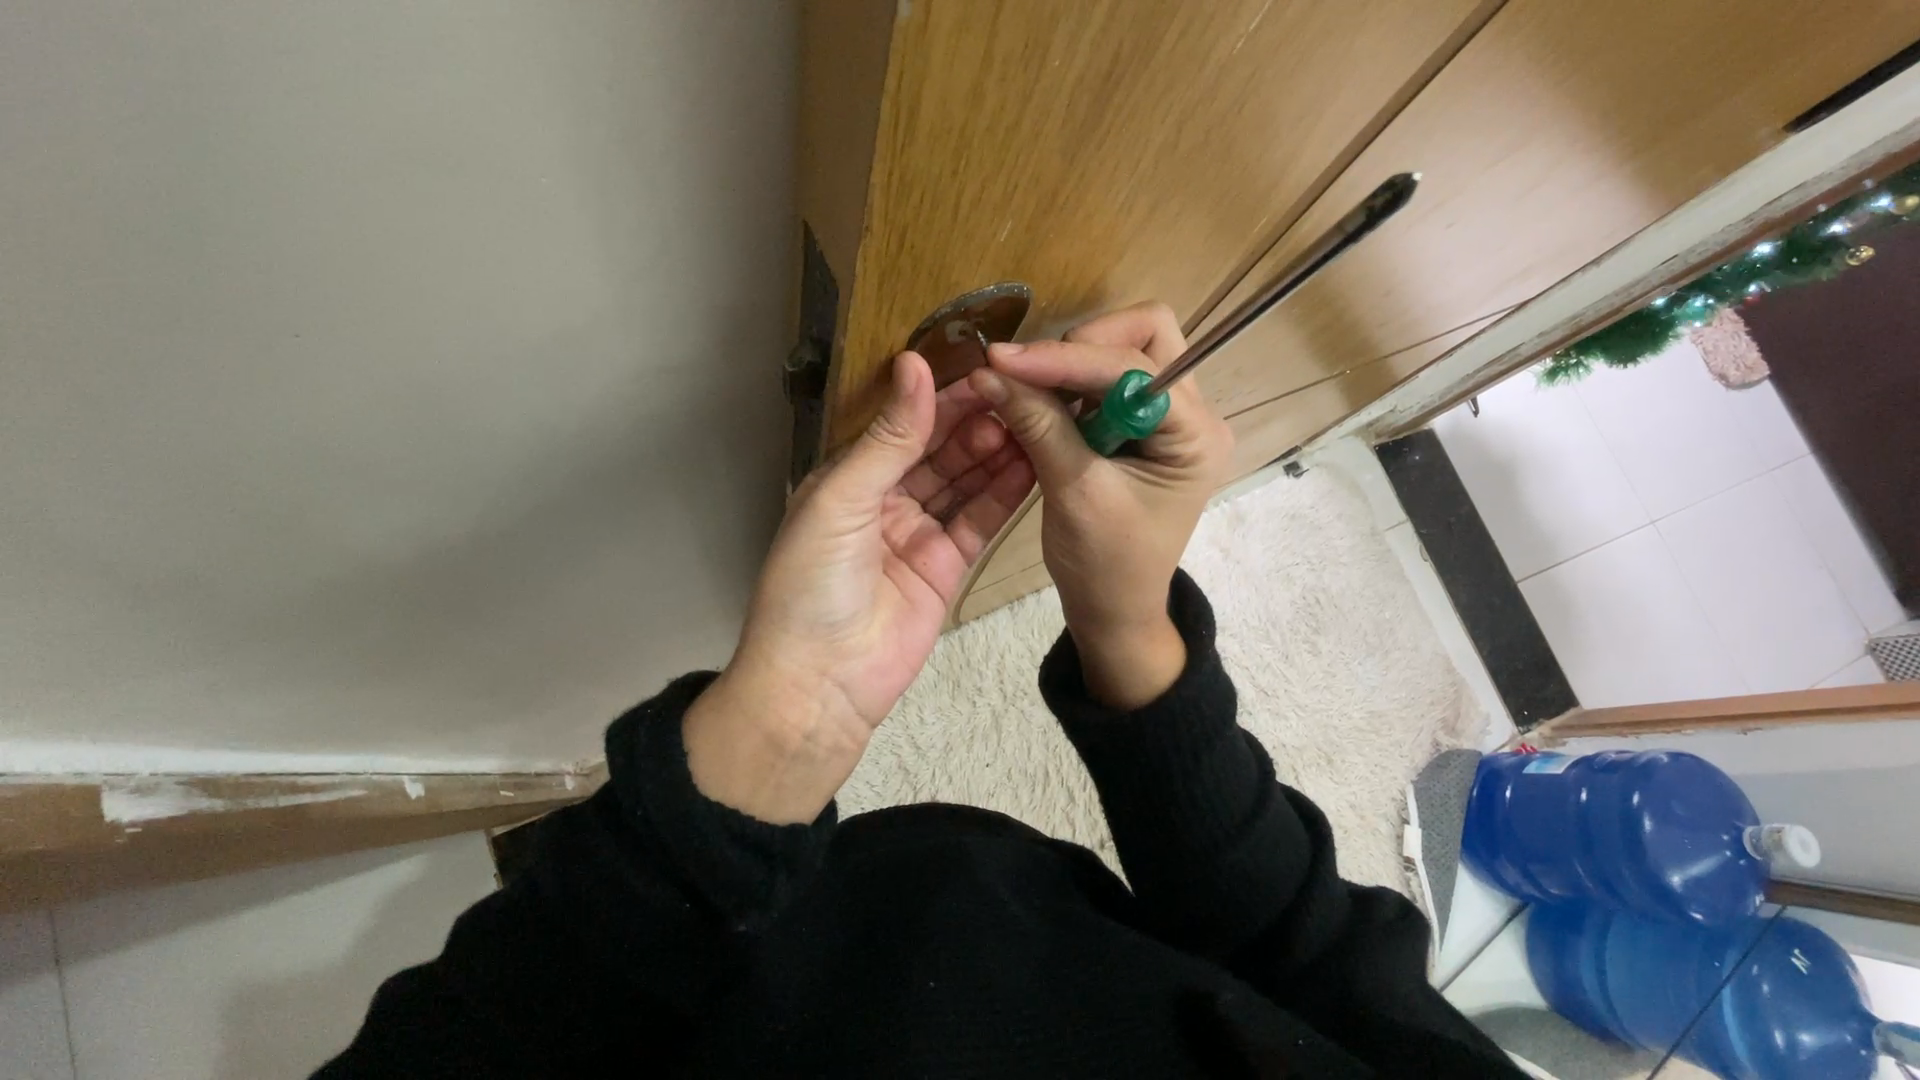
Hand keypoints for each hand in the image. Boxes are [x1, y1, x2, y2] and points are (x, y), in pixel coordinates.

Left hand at [685, 352, 1034, 822]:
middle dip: (977, 422)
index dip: (942, 397)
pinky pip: (979, 520)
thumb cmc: (811, 584)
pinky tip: (1034, 464)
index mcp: (848, 477)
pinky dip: (1004, 494)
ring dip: (996, 452)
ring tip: (1035, 422)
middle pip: (939, 449)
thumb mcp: (841, 500)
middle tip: (1022, 396)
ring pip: (964, 481)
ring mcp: (918, 533)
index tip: (988, 368)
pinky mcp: (947, 566)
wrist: (821, 683)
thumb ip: (888, 438)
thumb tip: (915, 363)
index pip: (904, 424)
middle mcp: (885, 499)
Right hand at [966, 302, 1232, 708]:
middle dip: (1083, 346)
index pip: (1132, 366)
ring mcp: (1169, 417)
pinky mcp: (1142, 426)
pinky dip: (1070, 383)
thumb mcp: (1072, 493)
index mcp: (1195, 434)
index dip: (1065, 359)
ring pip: (1126, 348)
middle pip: (1146, 334)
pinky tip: (1041, 406)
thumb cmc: (1105, 565)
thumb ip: (1038, 426)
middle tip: (1032, 378)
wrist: (1115, 609)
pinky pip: (1108, 379)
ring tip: (1031, 396)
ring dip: (1073, 363)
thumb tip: (989, 373)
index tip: (1002, 361)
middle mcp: (1192, 413)